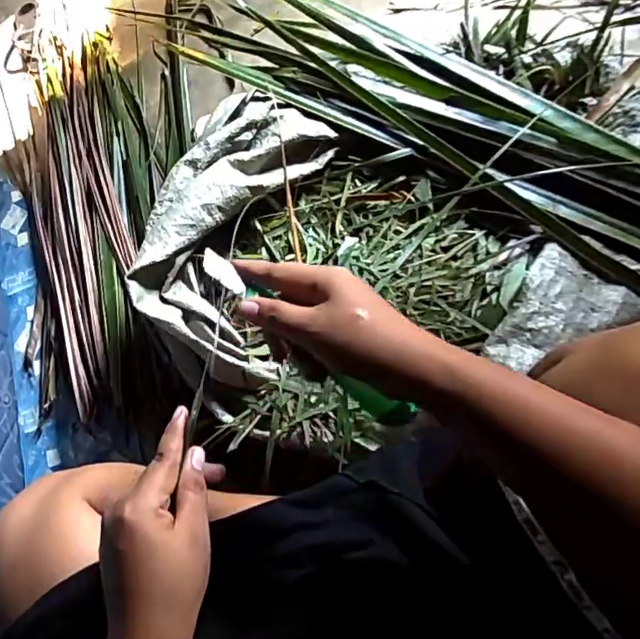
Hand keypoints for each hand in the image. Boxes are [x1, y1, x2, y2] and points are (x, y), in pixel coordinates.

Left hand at [99, 406, 210, 638]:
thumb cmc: (178, 587)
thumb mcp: (194, 535)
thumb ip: (193, 491)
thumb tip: (194, 456)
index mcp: (135, 504)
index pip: (161, 460)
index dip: (174, 434)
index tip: (180, 409)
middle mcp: (116, 508)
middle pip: (153, 478)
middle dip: (181, 471)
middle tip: (217, 471)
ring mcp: (108, 526)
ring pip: (144, 495)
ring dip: (170, 491)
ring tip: (200, 493)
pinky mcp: (108, 542)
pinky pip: (135, 511)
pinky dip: (156, 507)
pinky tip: (175, 514)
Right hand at [232, 260, 443, 400]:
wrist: (415, 369)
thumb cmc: (361, 343)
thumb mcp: (312, 330)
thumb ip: (275, 316)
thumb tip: (243, 304)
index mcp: (323, 279)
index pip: (275, 271)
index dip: (248, 271)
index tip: (224, 267)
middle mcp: (330, 288)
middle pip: (285, 302)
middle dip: (278, 330)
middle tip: (280, 355)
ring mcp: (341, 308)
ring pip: (299, 324)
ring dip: (297, 347)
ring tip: (310, 368)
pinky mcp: (349, 328)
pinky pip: (317, 336)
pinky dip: (313, 353)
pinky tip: (323, 371)